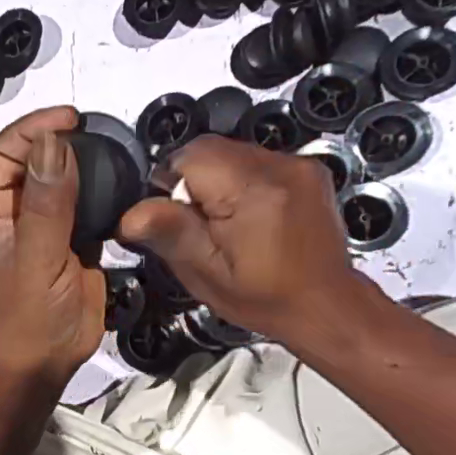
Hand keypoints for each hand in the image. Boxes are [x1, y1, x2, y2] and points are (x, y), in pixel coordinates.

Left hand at [0, 107, 106, 386]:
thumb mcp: (37, 258)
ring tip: (112, 153)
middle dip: (58, 139)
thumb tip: (52, 143)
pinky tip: (120, 186)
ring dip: (83, 163)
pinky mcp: (74, 242)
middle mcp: (18, 215)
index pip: (4, 154)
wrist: (50, 360)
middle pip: (33, 160)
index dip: (31, 129)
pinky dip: (101, 192)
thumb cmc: (31, 316)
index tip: (68, 119)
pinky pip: (85, 206)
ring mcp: (47, 228)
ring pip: (61, 180)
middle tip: (96, 133)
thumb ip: (45, 204)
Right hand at [117, 134, 371, 342]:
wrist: (325, 305)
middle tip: (204, 228)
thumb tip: (130, 214)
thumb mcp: (206, 274)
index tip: (182, 220)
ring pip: (233, 153)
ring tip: (229, 226)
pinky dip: (244, 183)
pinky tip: (251, 219)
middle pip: (211, 149)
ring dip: (218, 182)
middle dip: (195, 183)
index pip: (188, 155)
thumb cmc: (264, 297)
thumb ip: (170, 234)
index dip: (171, 184)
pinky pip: (258, 161)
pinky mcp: (308, 169)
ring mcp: (298, 164)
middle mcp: (279, 166)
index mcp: (251, 191)